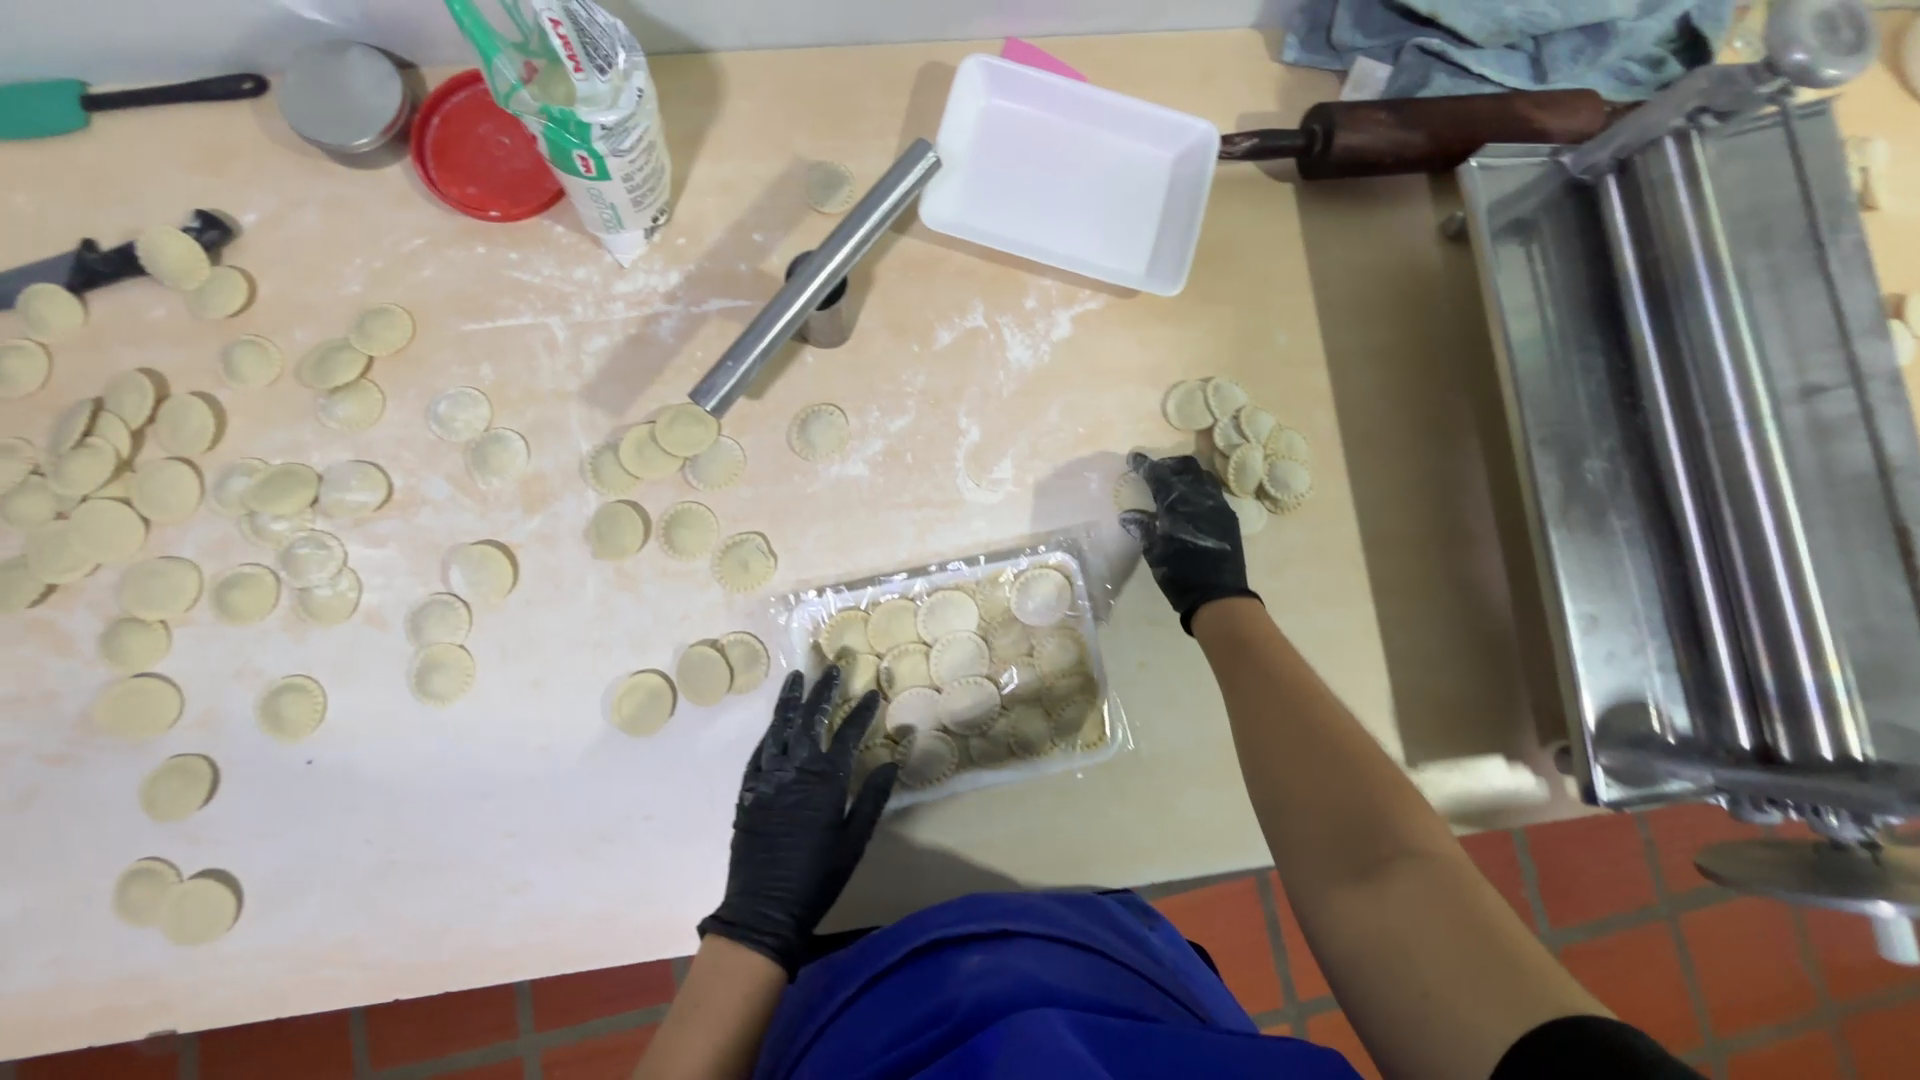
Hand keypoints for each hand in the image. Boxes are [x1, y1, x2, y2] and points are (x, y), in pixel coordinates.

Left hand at [698, 667, 896, 976]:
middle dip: (823, 691)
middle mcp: (795, 771)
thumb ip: (872, 797)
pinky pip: (758, 753)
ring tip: (797, 678)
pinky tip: (775, 724)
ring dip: (790, 702)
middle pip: (810, 720)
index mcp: (825, 782)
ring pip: (779, 730)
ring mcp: (766, 779)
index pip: (847, 734)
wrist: (764, 908)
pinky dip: (769, 734)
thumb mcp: (855, 840)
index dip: (861, 712)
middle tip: (833, 667)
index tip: (872, 692)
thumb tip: (892, 759)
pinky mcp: (747, 792)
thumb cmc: (818, 877)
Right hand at [1120, 452, 1260, 633]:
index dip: (1144, 465)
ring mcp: (1219, 506)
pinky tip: (1191, 503)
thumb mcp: (1154, 551)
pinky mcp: (1229, 518)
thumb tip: (1130, 515)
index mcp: (1177, 503)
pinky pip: (1213, 493)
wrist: (1218, 596)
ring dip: (1187, 476)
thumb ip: (1143, 528)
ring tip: (1175, 486)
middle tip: (1156, 472)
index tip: (1134, 458)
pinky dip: (1199, 490)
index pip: (1158, 475)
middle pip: (1186, 467)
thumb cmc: (1179, 574)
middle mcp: (1200, 497)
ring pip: (1203, 478)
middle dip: (1169, 465)